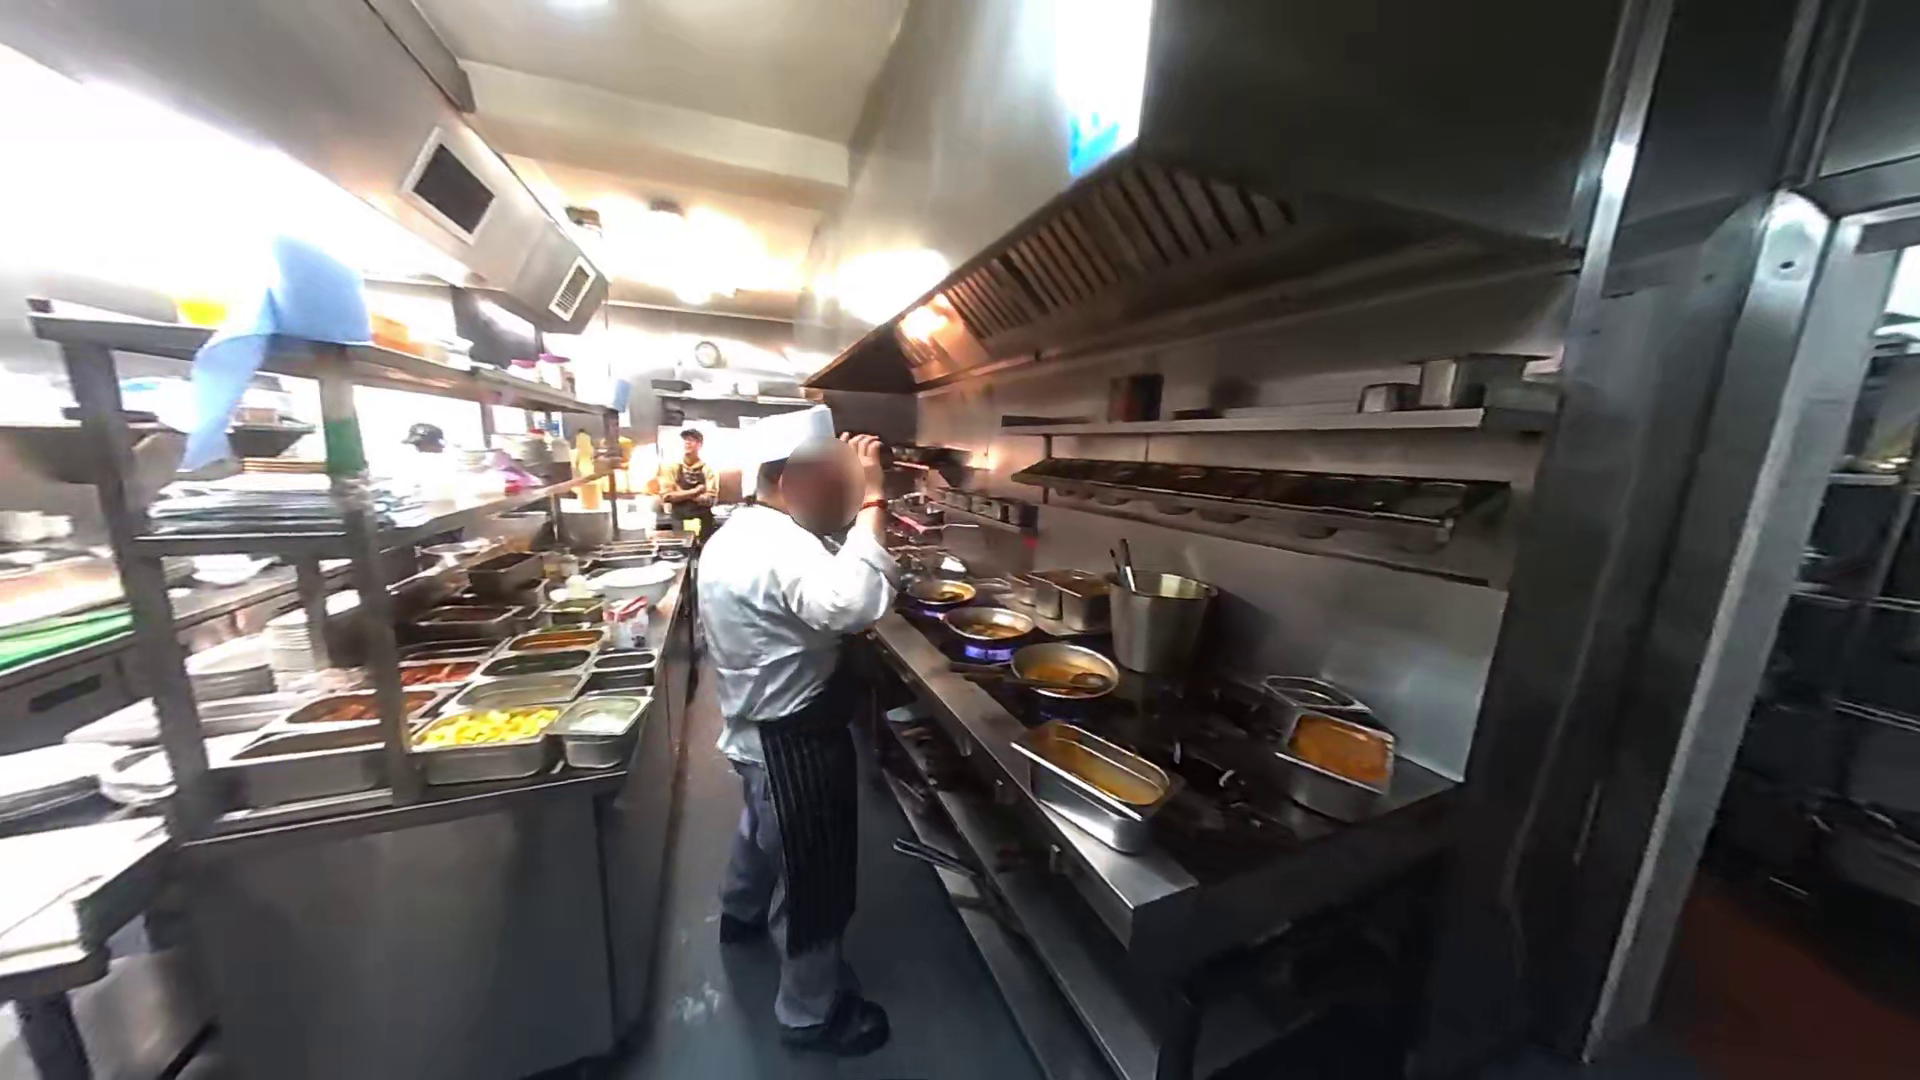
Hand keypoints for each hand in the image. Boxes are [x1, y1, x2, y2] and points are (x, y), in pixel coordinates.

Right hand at [839, 432, 884, 503]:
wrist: (867, 502)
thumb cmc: (858, 497)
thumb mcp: (848, 483)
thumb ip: (847, 473)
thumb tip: (847, 467)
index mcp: (843, 466)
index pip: (840, 447)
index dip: (842, 439)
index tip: (845, 435)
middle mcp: (850, 461)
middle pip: (852, 442)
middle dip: (858, 437)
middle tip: (864, 436)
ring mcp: (862, 461)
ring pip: (863, 442)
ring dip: (868, 438)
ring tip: (874, 438)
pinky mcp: (872, 463)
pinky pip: (873, 447)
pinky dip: (876, 443)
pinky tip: (879, 443)